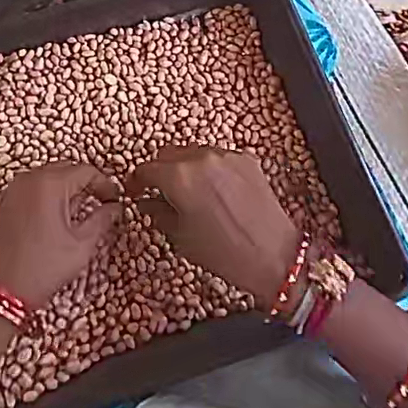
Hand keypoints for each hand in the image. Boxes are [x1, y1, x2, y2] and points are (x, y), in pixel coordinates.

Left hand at [0, 163, 120, 308]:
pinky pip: (34, 189)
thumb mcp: (80, 245)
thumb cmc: (40, 269)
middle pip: (67, 170)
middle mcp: (29, 179)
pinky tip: (58, 221)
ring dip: (68, 191)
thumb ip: (102, 220)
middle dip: (87, 184)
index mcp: (49, 183)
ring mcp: (13, 190)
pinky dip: (50, 197)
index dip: (106, 184)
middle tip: (102, 204)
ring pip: (49, 179)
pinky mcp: (5, 204)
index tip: (116, 200)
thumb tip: (115, 208)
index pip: (86, 170)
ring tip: (82, 215)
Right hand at [129, 146, 301, 309]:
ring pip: (192, 152)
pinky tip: (214, 191)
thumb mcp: (180, 237)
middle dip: (159, 171)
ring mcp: (225, 156)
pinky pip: (217, 158)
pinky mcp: (245, 159)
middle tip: (157, 192)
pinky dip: (208, 169)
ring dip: (183, 167)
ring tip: (188, 192)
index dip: (136, 182)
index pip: (146, 169)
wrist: (273, 255)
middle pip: (167, 154)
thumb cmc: (224, 252)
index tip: (134, 191)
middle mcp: (201, 158)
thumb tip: (147, 202)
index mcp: (179, 177)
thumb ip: (158, 212)